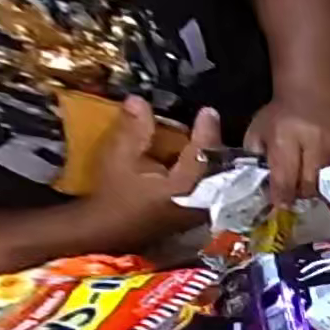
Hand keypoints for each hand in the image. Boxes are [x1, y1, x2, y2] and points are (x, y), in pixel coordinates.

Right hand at [90, 96, 218, 239]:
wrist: (111, 228)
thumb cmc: (114, 193)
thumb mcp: (119, 158)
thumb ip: (134, 131)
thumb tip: (139, 100)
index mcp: (190, 186)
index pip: (205, 152)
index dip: (206, 130)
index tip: (209, 111)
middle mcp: (207, 198)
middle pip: (219, 165)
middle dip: (214, 143)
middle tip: (209, 122)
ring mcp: (207, 207)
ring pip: (218, 176)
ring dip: (212, 156)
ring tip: (205, 136)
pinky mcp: (202, 211)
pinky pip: (212, 185)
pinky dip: (207, 169)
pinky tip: (198, 158)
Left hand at [244, 92, 329, 204]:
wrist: (311, 98)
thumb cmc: (279, 116)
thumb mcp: (258, 132)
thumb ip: (257, 158)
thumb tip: (263, 186)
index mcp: (285, 137)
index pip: (284, 175)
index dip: (282, 194)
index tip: (281, 206)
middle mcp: (314, 144)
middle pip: (309, 184)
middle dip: (300, 194)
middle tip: (294, 197)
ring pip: (327, 184)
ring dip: (317, 189)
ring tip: (308, 186)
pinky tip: (325, 176)